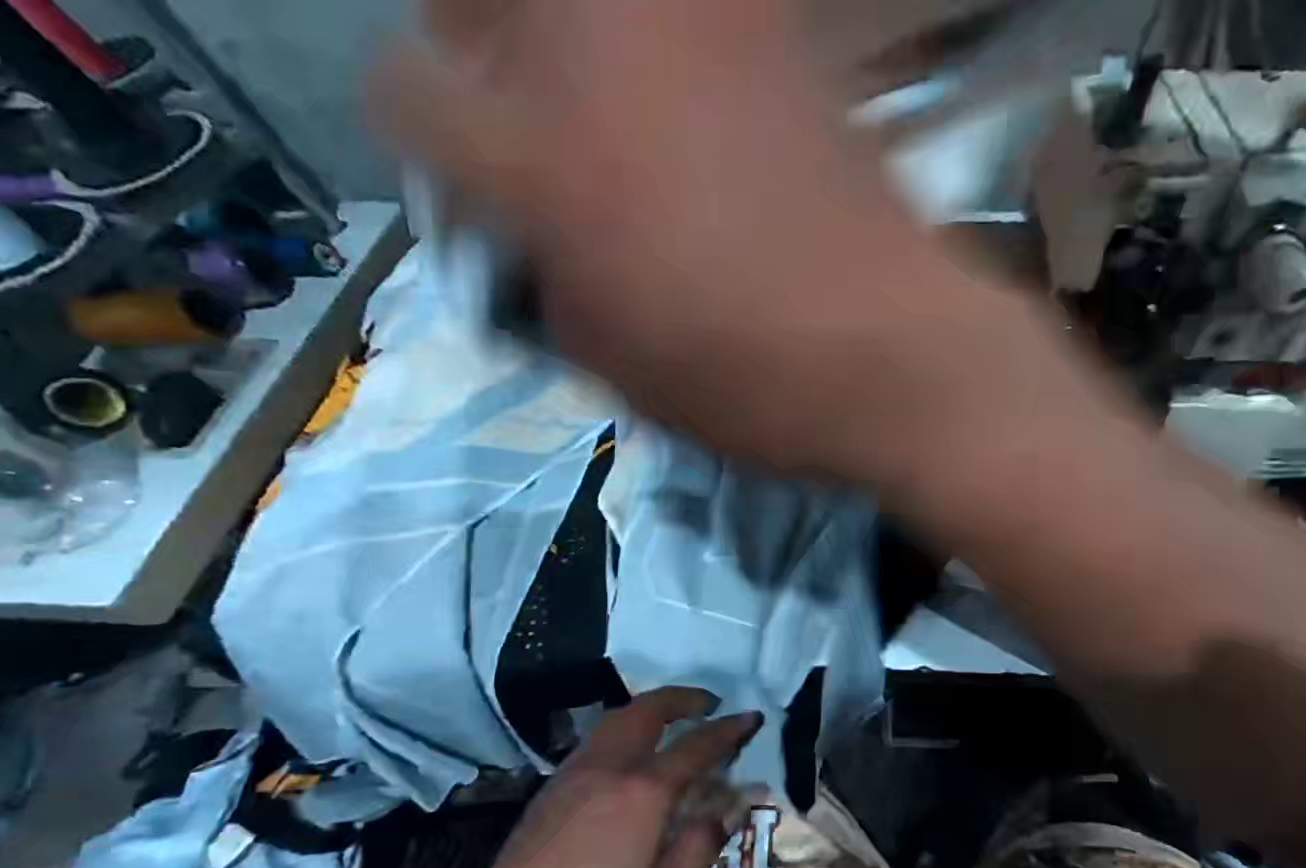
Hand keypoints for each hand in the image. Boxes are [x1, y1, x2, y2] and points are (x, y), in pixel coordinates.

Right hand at [372, 0, 998, 483]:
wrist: (900, 357)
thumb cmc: (760, 392)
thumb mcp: (624, 371)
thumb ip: (550, 287)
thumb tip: (524, 240)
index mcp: (543, 174)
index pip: (406, 96)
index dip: (419, 136)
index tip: (456, 172)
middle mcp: (597, 70)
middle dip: (473, 46)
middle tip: (512, 103)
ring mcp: (693, 36)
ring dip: (564, 32)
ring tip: (598, 92)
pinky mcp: (776, 34)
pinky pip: (690, 12)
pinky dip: (664, 40)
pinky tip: (687, 87)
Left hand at [376, 689, 760, 867]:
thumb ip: (698, 845)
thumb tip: (723, 812)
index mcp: (641, 792)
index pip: (696, 746)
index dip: (729, 730)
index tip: (752, 717)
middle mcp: (605, 769)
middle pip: (646, 712)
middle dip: (681, 698)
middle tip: (708, 703)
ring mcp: (569, 778)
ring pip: (613, 723)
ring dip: (648, 711)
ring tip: (672, 723)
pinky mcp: (545, 795)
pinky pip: (594, 745)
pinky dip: (622, 733)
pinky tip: (628, 763)